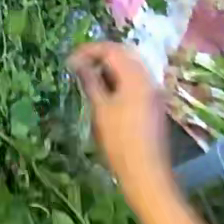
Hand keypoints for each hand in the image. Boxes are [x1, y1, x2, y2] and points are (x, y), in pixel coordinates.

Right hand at [68, 42, 172, 204]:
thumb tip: (77, 63)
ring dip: (110, 66)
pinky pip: (136, 78)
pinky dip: (120, 77)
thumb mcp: (100, 109)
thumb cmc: (120, 142)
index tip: (70, 59)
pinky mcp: (154, 101)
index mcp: (135, 76)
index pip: (111, 50)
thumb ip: (90, 81)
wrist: (146, 173)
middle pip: (123, 54)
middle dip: (100, 55)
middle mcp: (148, 77)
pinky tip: (106, 90)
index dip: (89, 50)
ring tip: (89, 77)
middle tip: (79, 65)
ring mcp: (153, 89)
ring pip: (130, 66)